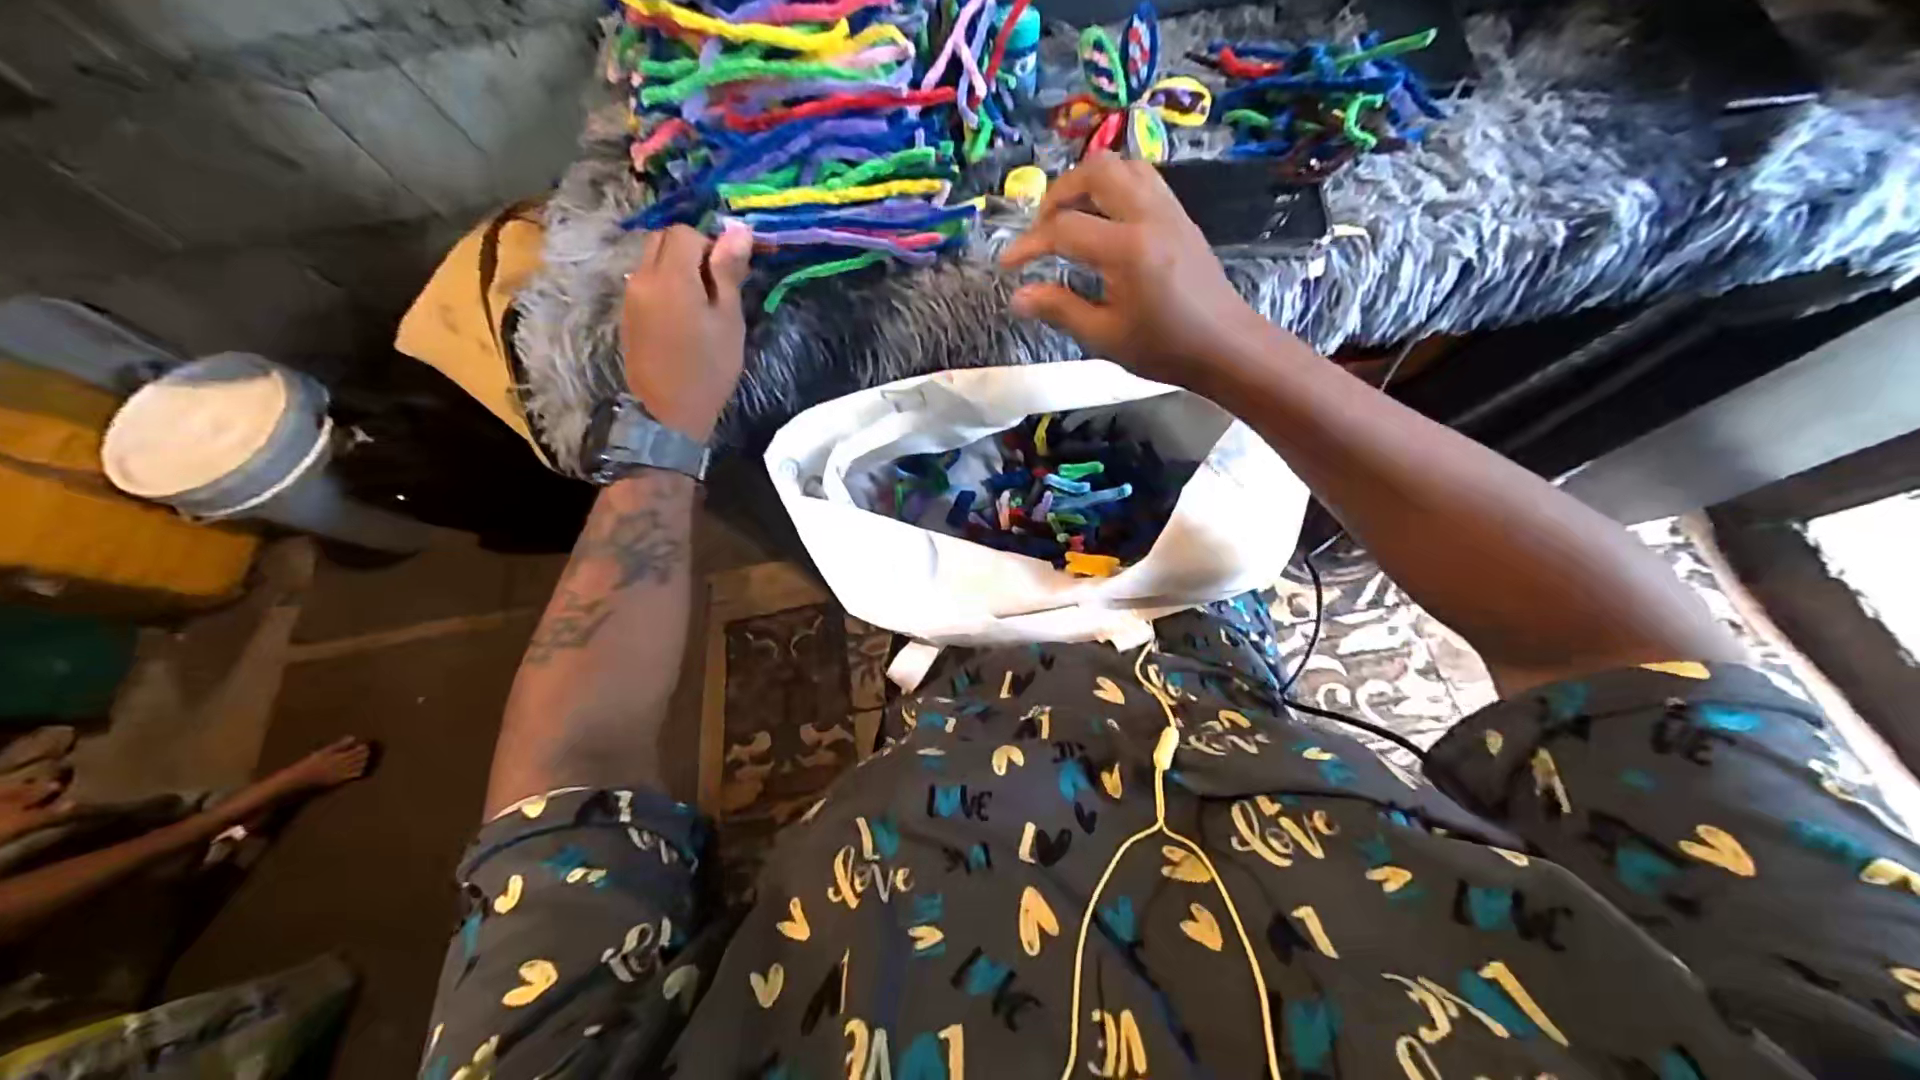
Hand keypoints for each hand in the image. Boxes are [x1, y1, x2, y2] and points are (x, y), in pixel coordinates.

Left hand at [620, 222, 753, 440]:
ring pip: (653, 259)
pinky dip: (666, 286)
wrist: (669, 412)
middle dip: (690, 251)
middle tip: (715, 286)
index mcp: (671, 277)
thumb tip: (738, 230)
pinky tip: (683, 318)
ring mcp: (631, 295)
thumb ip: (728, 272)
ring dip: (677, 269)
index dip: (710, 245)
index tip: (728, 275)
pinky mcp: (628, 314)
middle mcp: (642, 277)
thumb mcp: (728, 320)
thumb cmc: (709, 368)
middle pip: (663, 239)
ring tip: (701, 305)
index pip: (685, 232)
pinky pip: (646, 282)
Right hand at [999, 152, 1282, 389]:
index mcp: (1126, 250)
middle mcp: (1148, 216)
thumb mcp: (1104, 337)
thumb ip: (1059, 309)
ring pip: (1123, 166)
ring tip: (1072, 217)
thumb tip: (1018, 297)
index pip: (1063, 229)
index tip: (1009, 265)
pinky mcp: (1181, 216)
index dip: (1028, 244)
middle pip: (1095, 171)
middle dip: (1059, 193)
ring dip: (1089, 183)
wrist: (1225, 346)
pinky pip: (1144, 179)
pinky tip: (1105, 220)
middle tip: (1043, 228)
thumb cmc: (1164, 348)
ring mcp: (1169, 211)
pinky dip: (1116, 187)